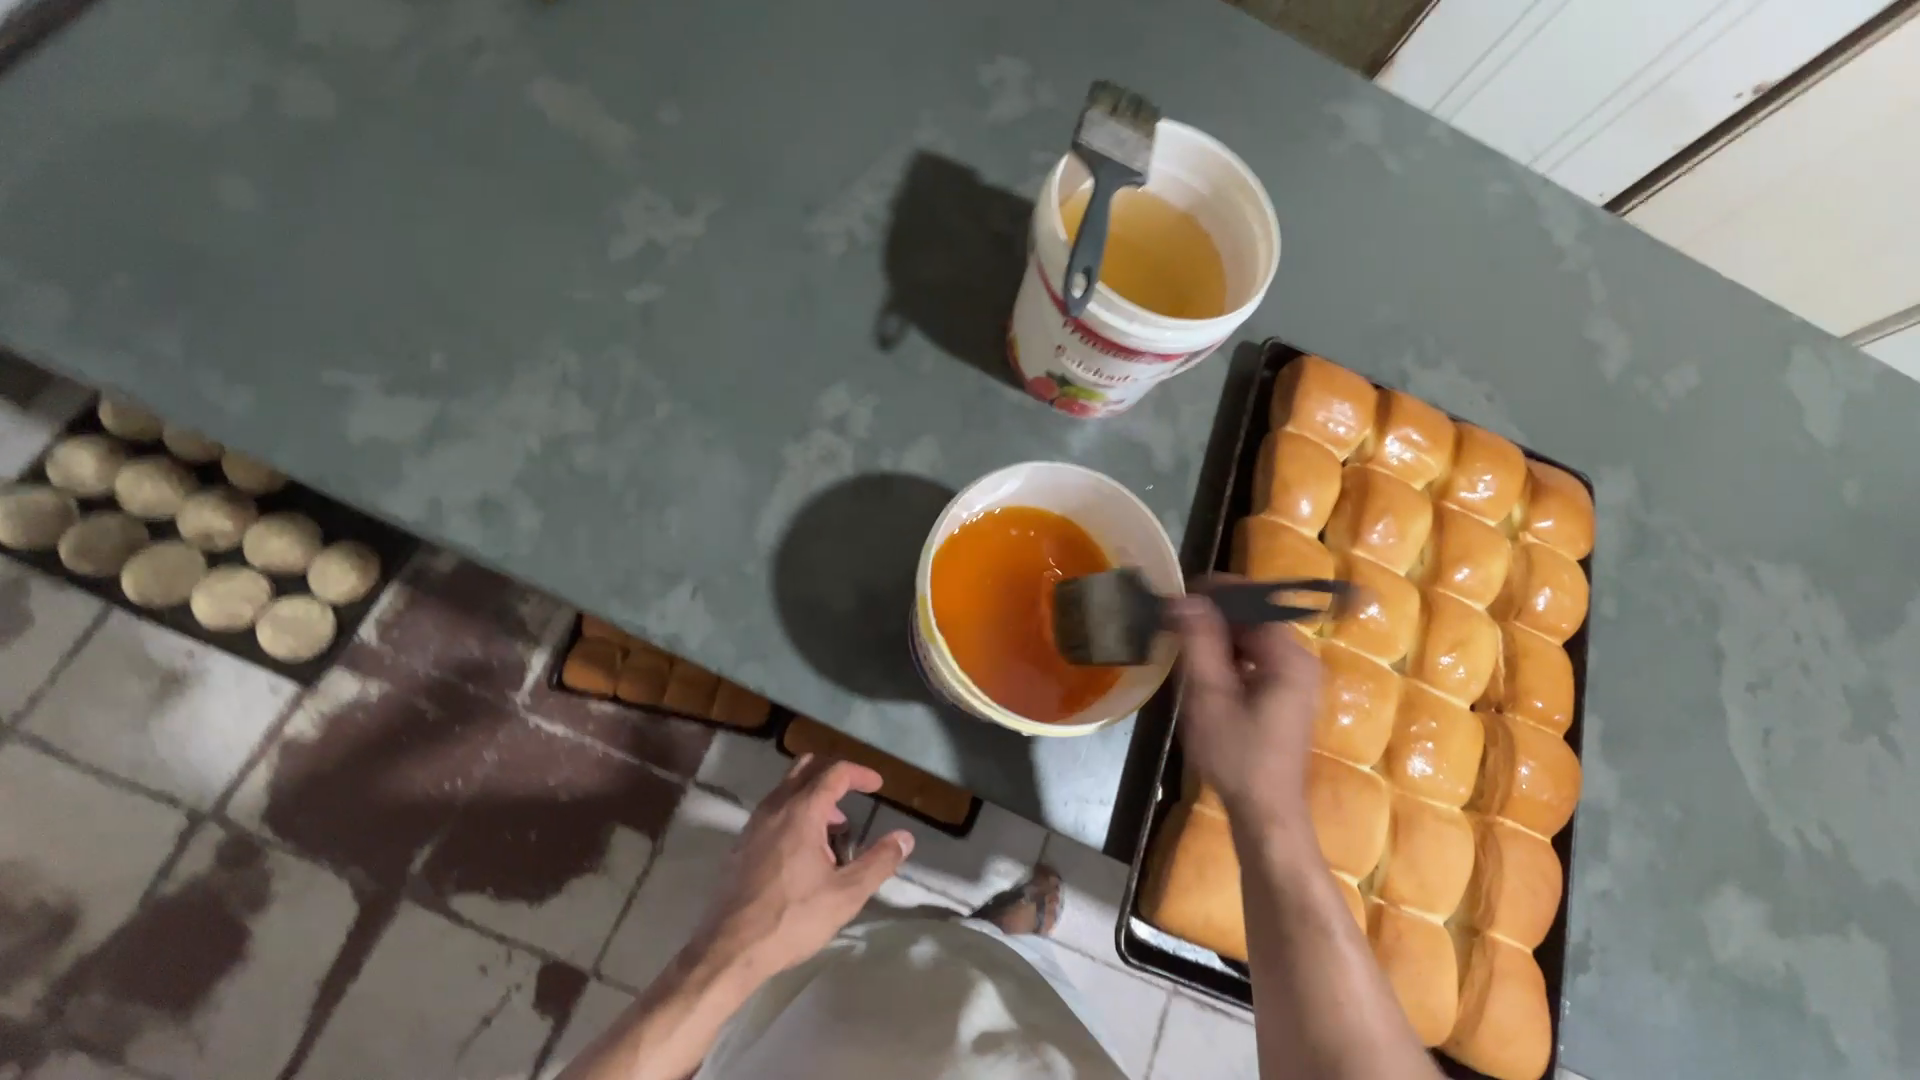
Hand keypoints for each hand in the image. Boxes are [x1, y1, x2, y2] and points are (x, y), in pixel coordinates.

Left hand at [690, 755, 914, 981]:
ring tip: (835, 827)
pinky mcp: (742, 844)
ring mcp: (754, 824)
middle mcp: (775, 807)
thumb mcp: (846, 894)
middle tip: (855, 793)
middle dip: (834, 773)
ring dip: (814, 794)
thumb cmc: (792, 918)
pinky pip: (774, 809)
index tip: (878, 784)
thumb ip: (879, 862)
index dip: (860, 773)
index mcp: (801, 811)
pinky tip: (806, 848)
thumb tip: (905, 838)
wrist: (730, 949)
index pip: (834, 772)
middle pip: (806, 768)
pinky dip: (795, 811)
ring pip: (787, 788)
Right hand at [1170, 586, 1321, 831]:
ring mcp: (1296, 678)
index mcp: (1289, 655)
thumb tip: (1182, 597)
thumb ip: (1198, 641)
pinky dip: (1228, 656)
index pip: (1253, 600)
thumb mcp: (1209, 695)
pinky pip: (1254, 659)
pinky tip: (1202, 670)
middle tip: (1171, 622)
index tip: (1176, 594)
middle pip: (1253, 618)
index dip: (1214, 591)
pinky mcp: (1286, 695)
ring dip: (1216, 636)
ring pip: (1251, 639)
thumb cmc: (1237, 755)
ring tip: (1180, 643)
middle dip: (1212, 615)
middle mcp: (1300, 659)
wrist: (1265, 811)